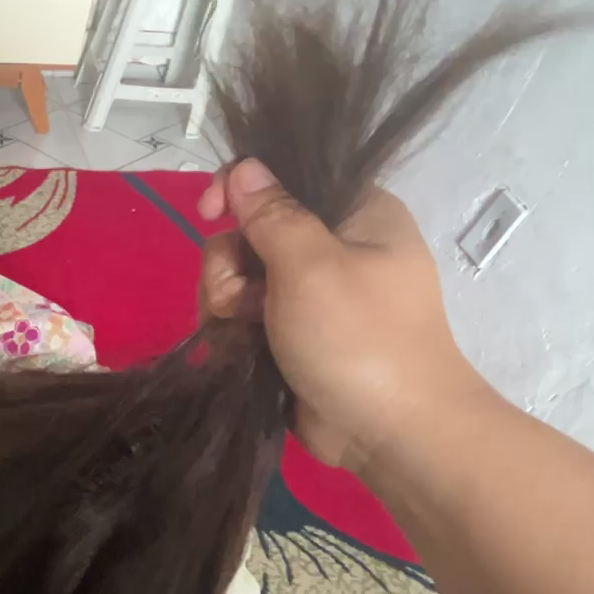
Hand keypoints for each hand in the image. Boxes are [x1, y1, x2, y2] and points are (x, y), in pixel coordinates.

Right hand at [197, 159, 497, 472]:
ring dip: (225, 304)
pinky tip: (239, 349)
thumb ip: (272, 214)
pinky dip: (231, 330)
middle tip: (243, 300)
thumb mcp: (311, 266)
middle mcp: (329, 247)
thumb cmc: (358, 338)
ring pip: (235, 278)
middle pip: (246, 233)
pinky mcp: (286, 333)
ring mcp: (306, 293)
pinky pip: (239, 315)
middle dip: (228, 266)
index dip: (237, 189)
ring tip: (246, 332)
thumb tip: (243, 166)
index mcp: (353, 214)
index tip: (208, 213)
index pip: (281, 178)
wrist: (386, 427)